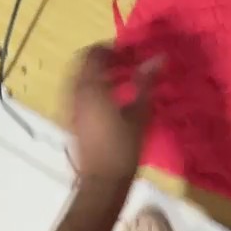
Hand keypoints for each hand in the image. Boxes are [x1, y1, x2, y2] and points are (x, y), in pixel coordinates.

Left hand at [64, 45, 160, 190]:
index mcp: (91, 87)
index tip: (133, 53)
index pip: (96, 54)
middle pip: (85, 62)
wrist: (101, 182)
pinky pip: (79, 91)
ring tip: (123, 79)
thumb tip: (159, 57)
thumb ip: (146, 81)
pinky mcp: (71, 118)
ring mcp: (71, 105)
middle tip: (128, 63)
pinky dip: (93, 86)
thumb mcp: (139, 112)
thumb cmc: (123, 148)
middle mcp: (76, 92)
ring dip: (99, 72)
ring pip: (80, 77)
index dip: (114, 48)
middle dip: (105, 59)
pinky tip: (113, 98)